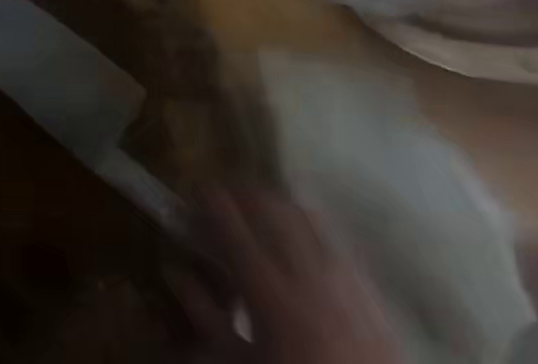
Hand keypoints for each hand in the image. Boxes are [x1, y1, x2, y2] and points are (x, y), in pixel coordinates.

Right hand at [166, 189, 402, 363]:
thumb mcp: (238, 361)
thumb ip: (202, 312)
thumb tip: (170, 269)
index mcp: (266, 289)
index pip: (229, 221)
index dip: (207, 197)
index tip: (191, 190)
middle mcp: (303, 272)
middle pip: (267, 206)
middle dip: (239, 192)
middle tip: (220, 198)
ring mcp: (340, 277)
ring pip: (302, 214)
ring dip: (273, 204)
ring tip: (256, 212)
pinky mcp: (367, 288)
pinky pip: (332, 238)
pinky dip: (306, 225)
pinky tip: (297, 240)